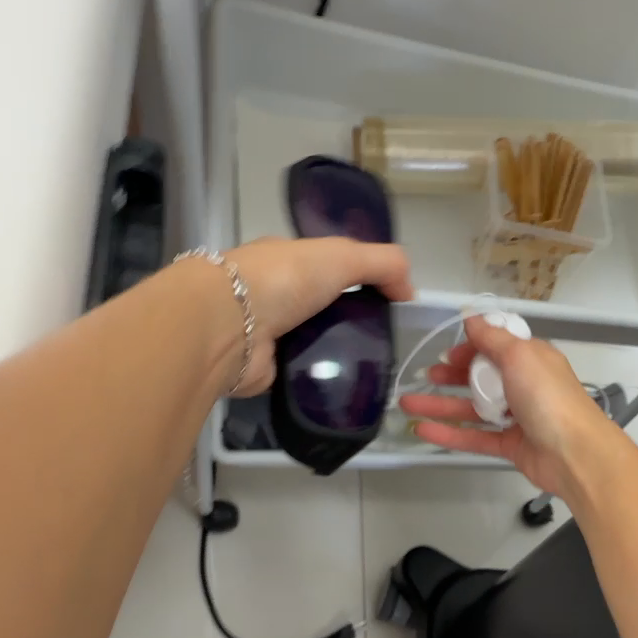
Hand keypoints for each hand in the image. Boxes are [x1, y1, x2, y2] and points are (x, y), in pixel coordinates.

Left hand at [215, 236, 414, 395]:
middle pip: (323, 306)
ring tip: (376, 362)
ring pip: (316, 340)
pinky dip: (325, 375)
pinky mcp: (269, 368)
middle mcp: (274, 294)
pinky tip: (350, 382)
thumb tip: (410, 291)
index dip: (358, 277)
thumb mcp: (342, 256)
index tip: (388, 299)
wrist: (226, 327)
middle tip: (386, 336)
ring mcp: (269, 332)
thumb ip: (384, 264)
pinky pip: (306, 371)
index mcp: (285, 260)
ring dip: (340, 350)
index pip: (326, 266)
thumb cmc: (282, 280)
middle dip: (352, 318)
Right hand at [398, 317, 628, 497]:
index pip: (496, 347)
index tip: (448, 354)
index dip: (471, 348)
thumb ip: (492, 337)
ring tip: (407, 405)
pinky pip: (474, 437)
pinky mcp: (509, 446)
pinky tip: (422, 430)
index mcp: (531, 359)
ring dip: (440, 405)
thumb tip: (470, 316)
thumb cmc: (548, 397)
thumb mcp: (520, 355)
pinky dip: (449, 433)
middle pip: (482, 378)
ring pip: (472, 409)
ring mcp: (517, 418)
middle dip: (452, 377)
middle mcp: (525, 386)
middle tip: (425, 377)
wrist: (575, 453)